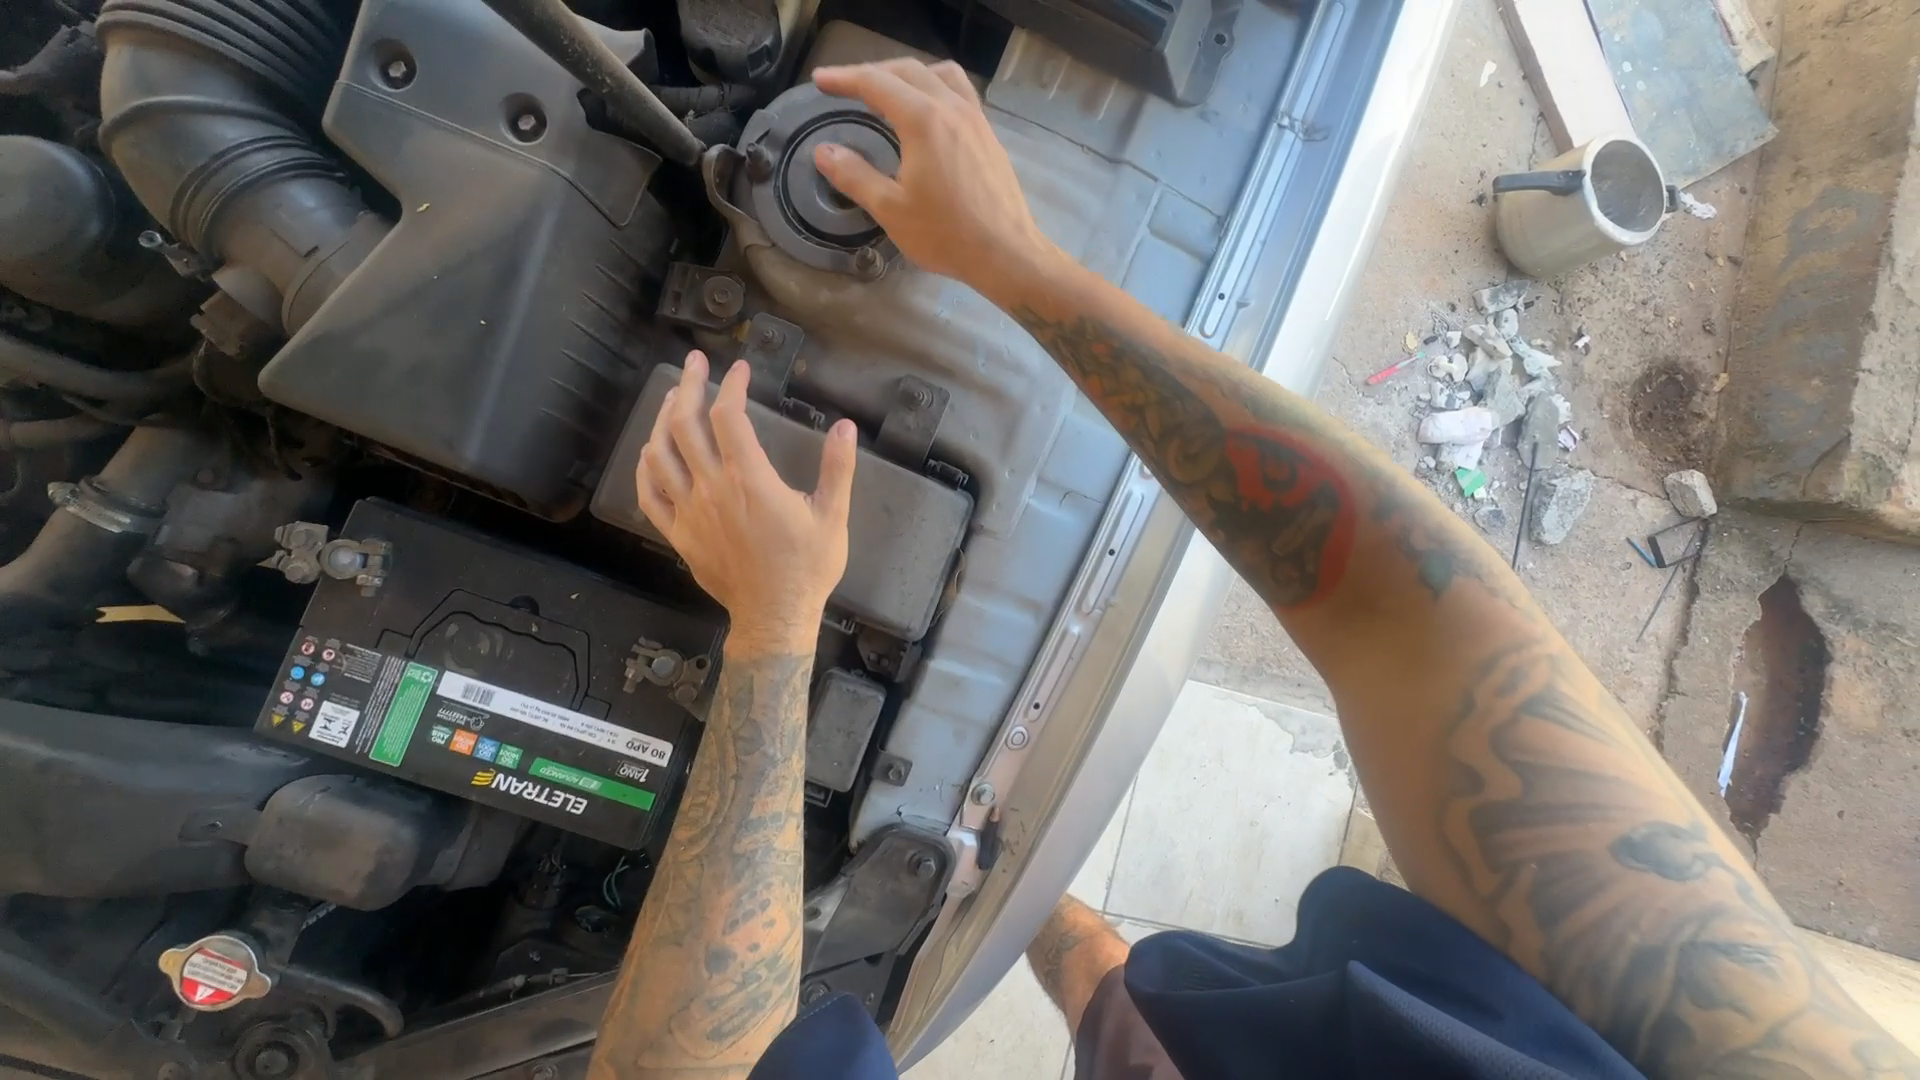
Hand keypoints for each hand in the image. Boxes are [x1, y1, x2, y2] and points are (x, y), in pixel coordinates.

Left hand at [634, 351, 856, 656]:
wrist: (775, 616)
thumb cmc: (807, 567)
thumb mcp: (833, 517)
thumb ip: (838, 469)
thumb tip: (845, 426)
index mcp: (750, 480)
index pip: (729, 416)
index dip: (732, 385)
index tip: (741, 369)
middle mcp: (712, 489)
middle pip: (685, 424)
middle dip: (687, 385)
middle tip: (695, 363)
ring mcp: (688, 512)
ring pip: (659, 453)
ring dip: (662, 418)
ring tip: (672, 398)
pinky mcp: (677, 534)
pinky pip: (647, 493)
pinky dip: (645, 466)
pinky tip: (651, 451)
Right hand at [811, 59, 1061, 296]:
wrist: (1004, 252)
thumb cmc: (946, 235)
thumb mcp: (891, 210)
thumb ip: (855, 176)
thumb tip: (824, 152)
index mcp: (923, 120)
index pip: (876, 84)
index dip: (844, 78)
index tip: (820, 81)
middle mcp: (951, 107)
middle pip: (907, 71)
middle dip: (872, 72)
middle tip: (846, 85)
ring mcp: (975, 119)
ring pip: (939, 75)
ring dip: (908, 74)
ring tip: (890, 90)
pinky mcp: (989, 135)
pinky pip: (960, 93)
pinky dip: (936, 87)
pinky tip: (930, 111)